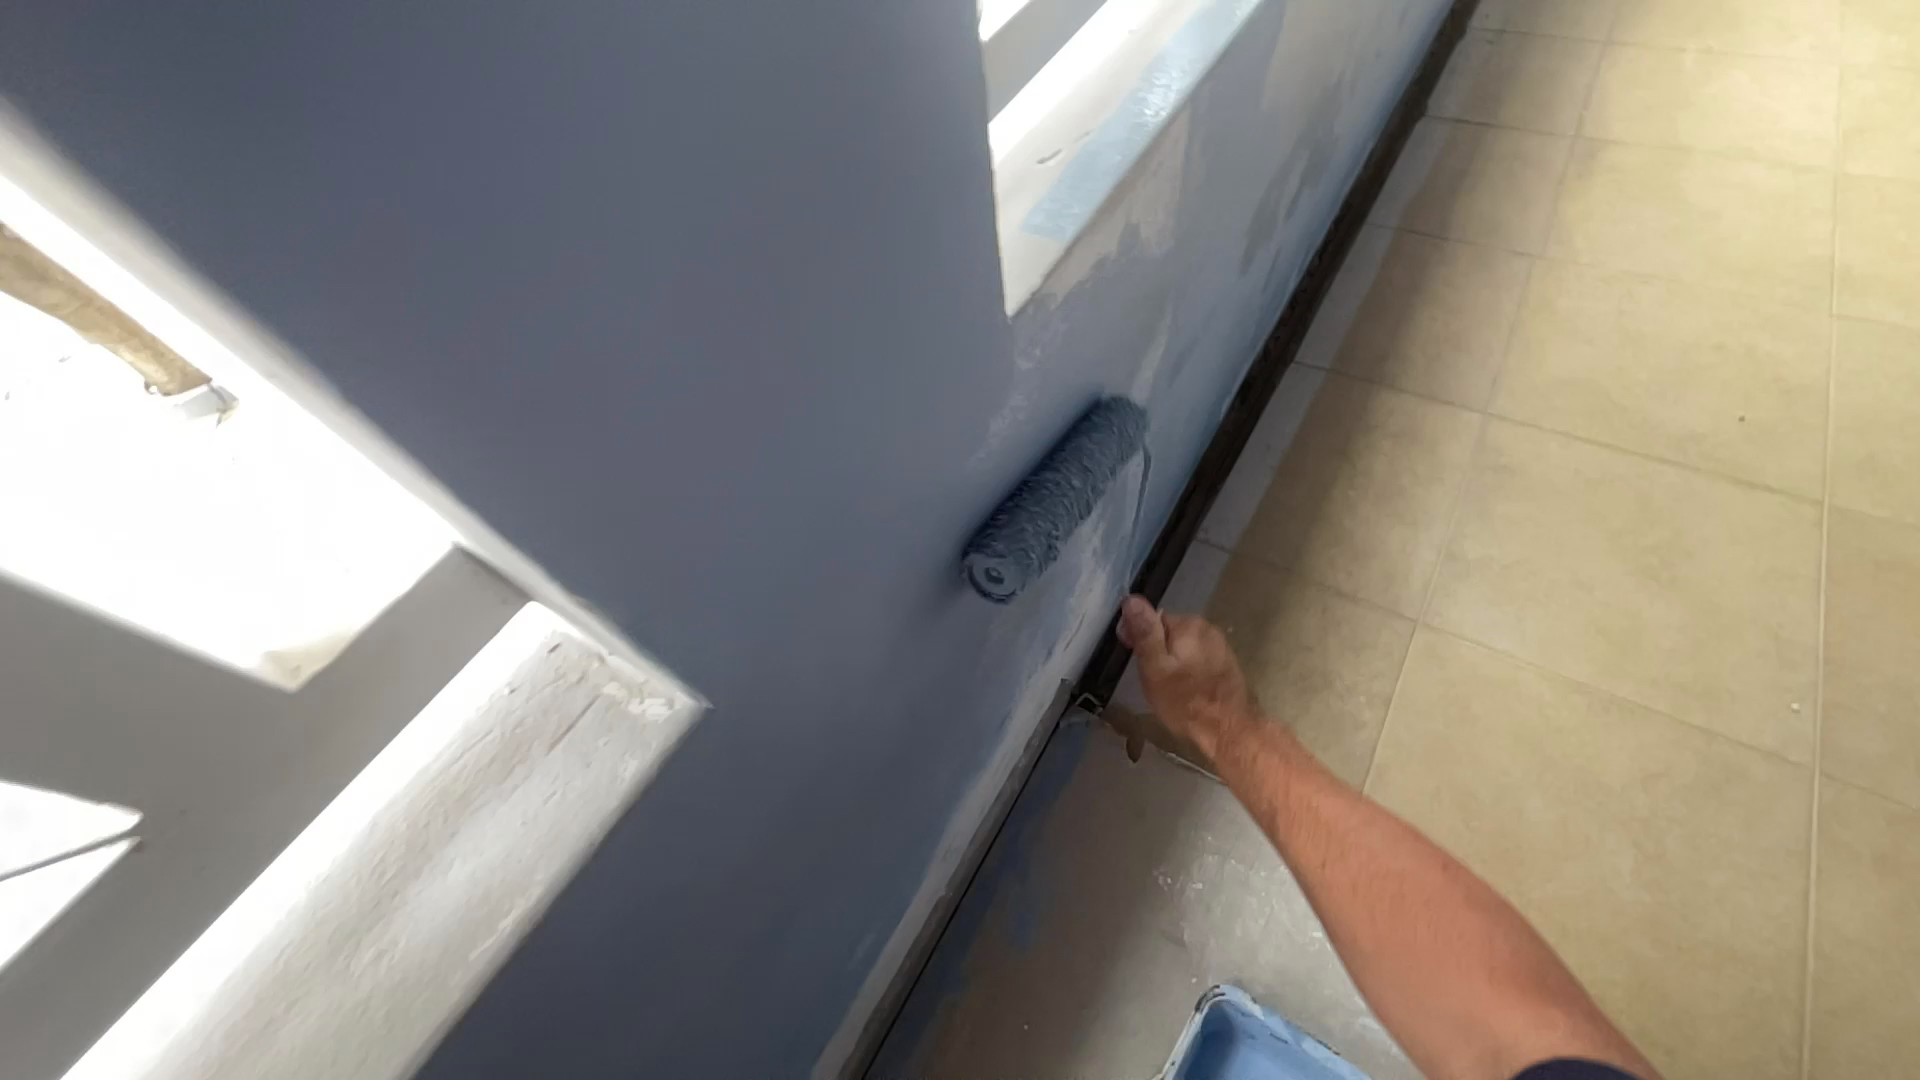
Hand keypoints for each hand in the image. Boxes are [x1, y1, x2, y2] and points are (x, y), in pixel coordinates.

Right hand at [1116, 595, 1257, 760]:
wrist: (1230, 731)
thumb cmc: (1185, 701)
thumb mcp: (1154, 667)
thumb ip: (1144, 632)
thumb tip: (1132, 599)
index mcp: (1188, 624)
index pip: (1153, 619)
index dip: (1138, 637)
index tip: (1131, 656)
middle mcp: (1207, 628)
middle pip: (1169, 632)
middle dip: (1156, 650)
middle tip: (1150, 678)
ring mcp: (1220, 647)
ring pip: (1184, 647)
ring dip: (1172, 661)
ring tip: (1166, 686)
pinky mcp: (1227, 664)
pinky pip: (1198, 659)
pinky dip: (1188, 669)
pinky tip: (1185, 689)